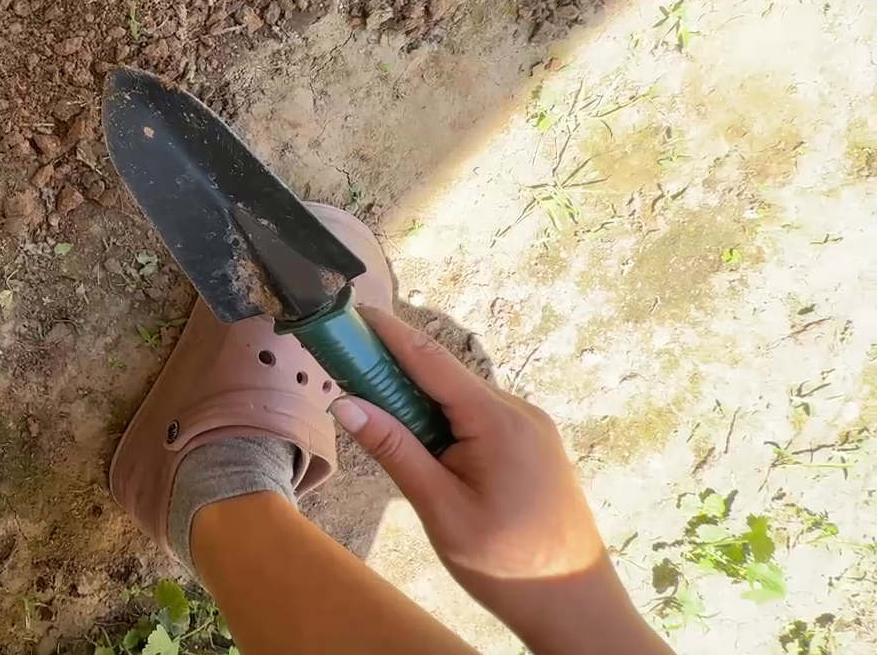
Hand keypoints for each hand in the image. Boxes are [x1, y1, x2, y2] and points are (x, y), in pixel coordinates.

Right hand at [330, 309, 670, 654]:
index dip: (386, 331)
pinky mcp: (526, 443)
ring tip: (366, 398)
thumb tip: (343, 402)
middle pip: (439, 371)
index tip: (348, 309)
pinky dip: (431, 409)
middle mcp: (517, 412)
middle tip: (341, 360)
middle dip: (388, 361)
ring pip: (453, 391)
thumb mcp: (441, 509)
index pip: (430, 359)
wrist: (583, 616)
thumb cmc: (509, 566)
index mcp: (499, 422)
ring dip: (409, 389)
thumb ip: (393, 450)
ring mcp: (526, 426)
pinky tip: (410, 428)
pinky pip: (468, 410)